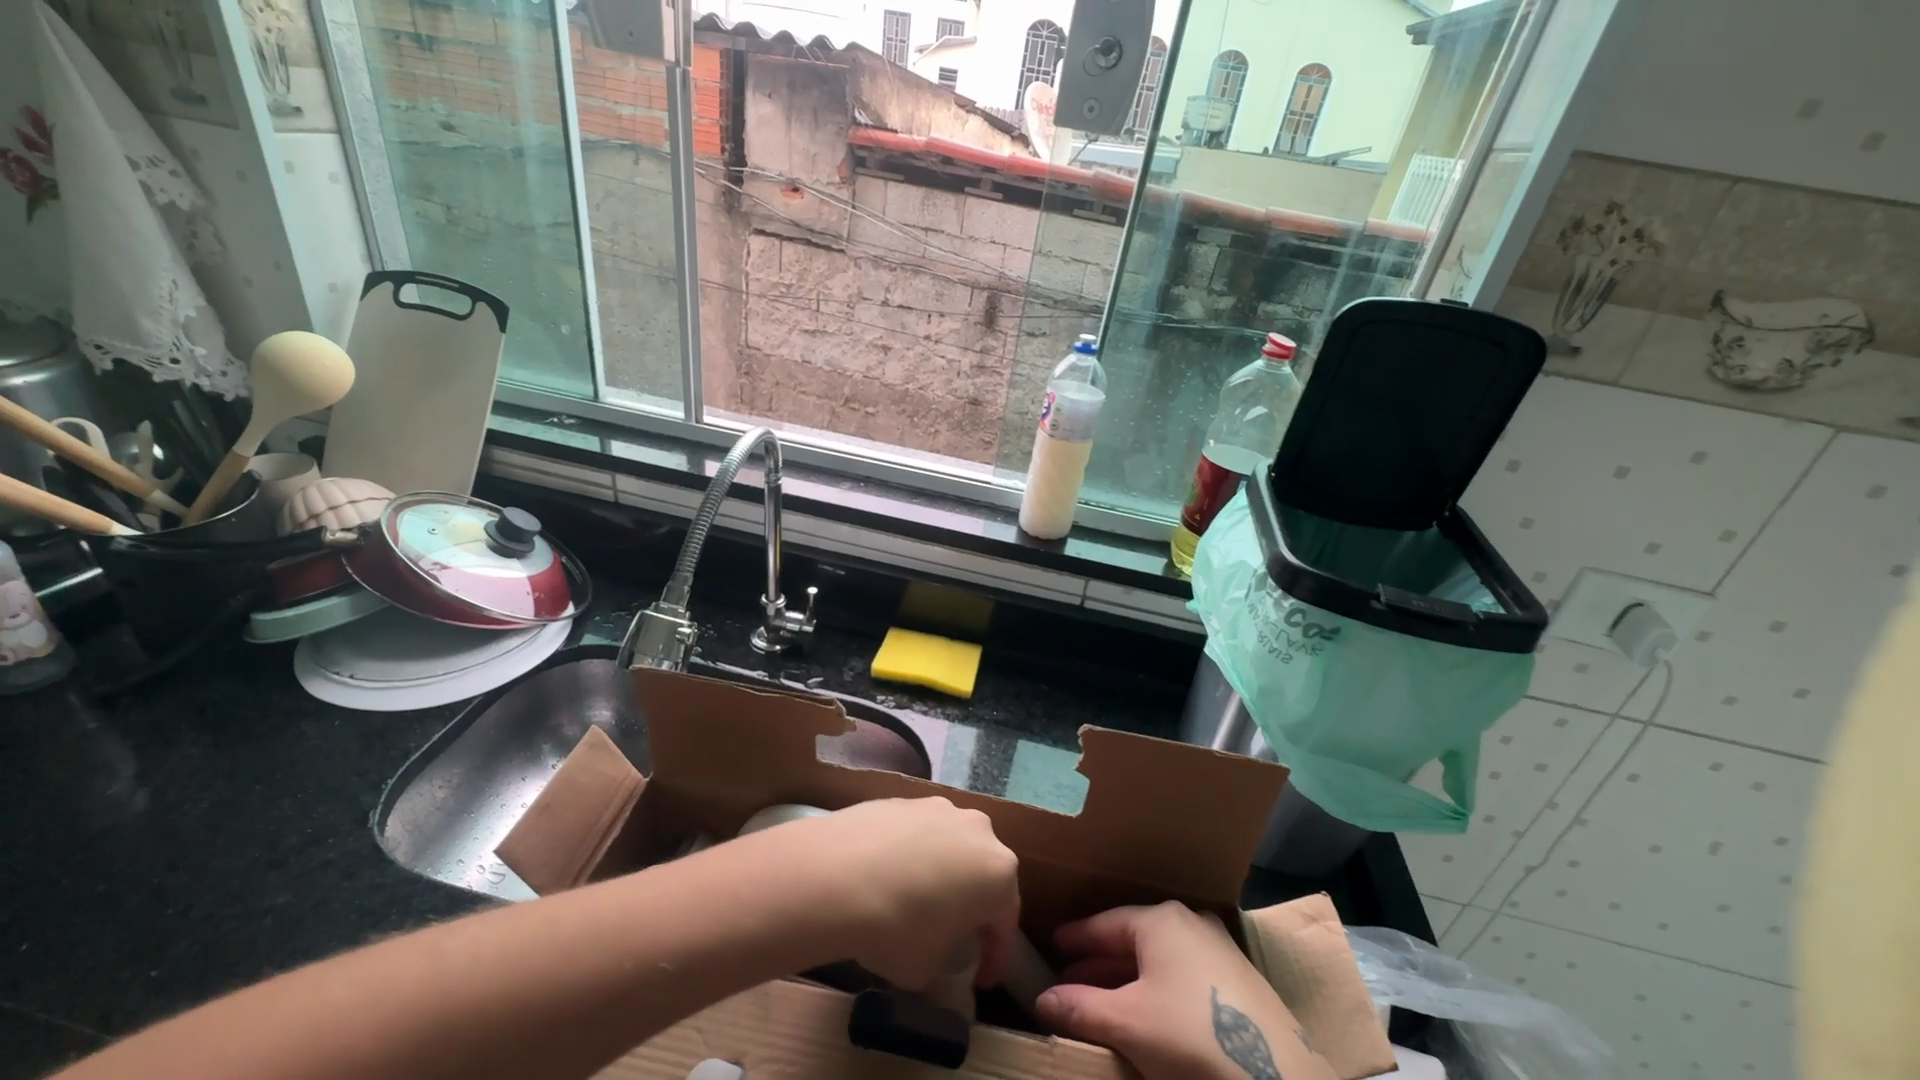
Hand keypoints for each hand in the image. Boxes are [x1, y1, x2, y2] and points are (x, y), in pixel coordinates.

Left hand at [770, 797, 1019, 992]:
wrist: (835, 877)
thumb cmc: (896, 928)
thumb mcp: (928, 970)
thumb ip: (945, 964)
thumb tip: (935, 959)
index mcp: (1000, 872)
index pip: (1005, 921)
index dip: (994, 955)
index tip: (981, 979)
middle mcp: (978, 831)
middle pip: (980, 873)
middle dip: (969, 904)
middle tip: (949, 934)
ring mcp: (938, 808)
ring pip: (948, 847)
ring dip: (938, 874)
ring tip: (911, 901)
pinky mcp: (902, 799)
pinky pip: (914, 834)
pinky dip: (907, 855)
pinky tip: (883, 877)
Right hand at [1035, 902, 1333, 1079]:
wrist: (1278, 1076)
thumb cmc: (1191, 1034)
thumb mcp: (1125, 1023)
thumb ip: (1079, 1007)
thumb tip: (1042, 999)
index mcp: (1160, 920)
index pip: (1103, 923)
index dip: (1074, 938)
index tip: (1050, 947)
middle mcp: (1191, 924)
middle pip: (1132, 939)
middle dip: (1098, 964)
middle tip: (1067, 983)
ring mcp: (1220, 950)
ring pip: (1159, 959)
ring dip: (1127, 980)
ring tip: (1100, 1003)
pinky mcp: (1239, 982)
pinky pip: (1182, 975)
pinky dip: (1156, 990)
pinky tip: (1146, 1015)